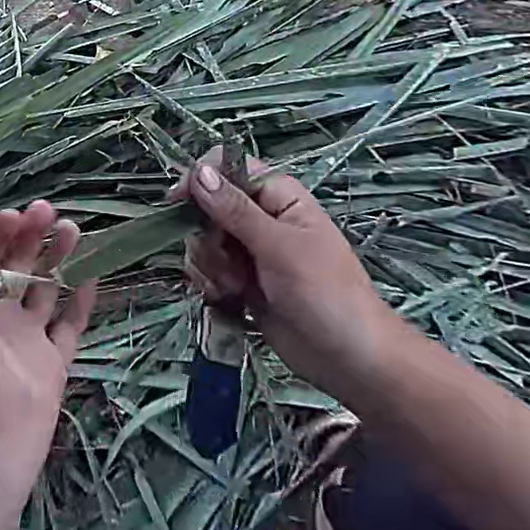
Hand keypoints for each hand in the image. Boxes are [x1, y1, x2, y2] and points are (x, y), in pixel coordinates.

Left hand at [0, 201, 97, 529]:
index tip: (16, 214)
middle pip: (19, 265)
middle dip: (32, 236)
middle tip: (50, 211)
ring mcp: (28, 339)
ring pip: (47, 288)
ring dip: (58, 259)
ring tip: (73, 231)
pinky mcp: (52, 365)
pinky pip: (70, 328)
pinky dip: (81, 304)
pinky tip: (92, 278)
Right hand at [171, 149, 393, 388]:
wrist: (351, 362)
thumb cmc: (326, 294)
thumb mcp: (279, 247)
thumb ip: (235, 210)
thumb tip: (197, 172)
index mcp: (276, 194)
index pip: (226, 168)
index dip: (199, 180)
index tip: (178, 204)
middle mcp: (260, 216)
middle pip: (206, 206)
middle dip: (206, 236)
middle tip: (227, 261)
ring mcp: (249, 249)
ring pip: (202, 240)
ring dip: (209, 264)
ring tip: (235, 287)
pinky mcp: (240, 279)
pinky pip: (207, 268)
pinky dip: (210, 282)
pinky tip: (229, 299)